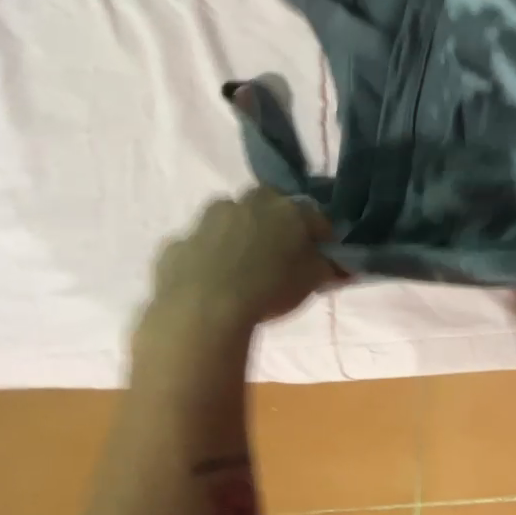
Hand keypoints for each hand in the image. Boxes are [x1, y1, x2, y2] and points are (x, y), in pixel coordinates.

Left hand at [144, 188, 335, 336]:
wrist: (201, 315)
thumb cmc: (270, 289)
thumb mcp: (315, 279)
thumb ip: (329, 265)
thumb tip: (342, 264)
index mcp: (286, 209)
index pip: (312, 212)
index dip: (317, 231)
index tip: (320, 252)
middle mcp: (245, 206)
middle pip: (262, 199)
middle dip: (269, 216)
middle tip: (275, 246)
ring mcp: (204, 224)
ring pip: (223, 217)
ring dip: (232, 231)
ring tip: (239, 262)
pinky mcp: (172, 247)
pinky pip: (194, 245)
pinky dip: (202, 256)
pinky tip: (208, 279)